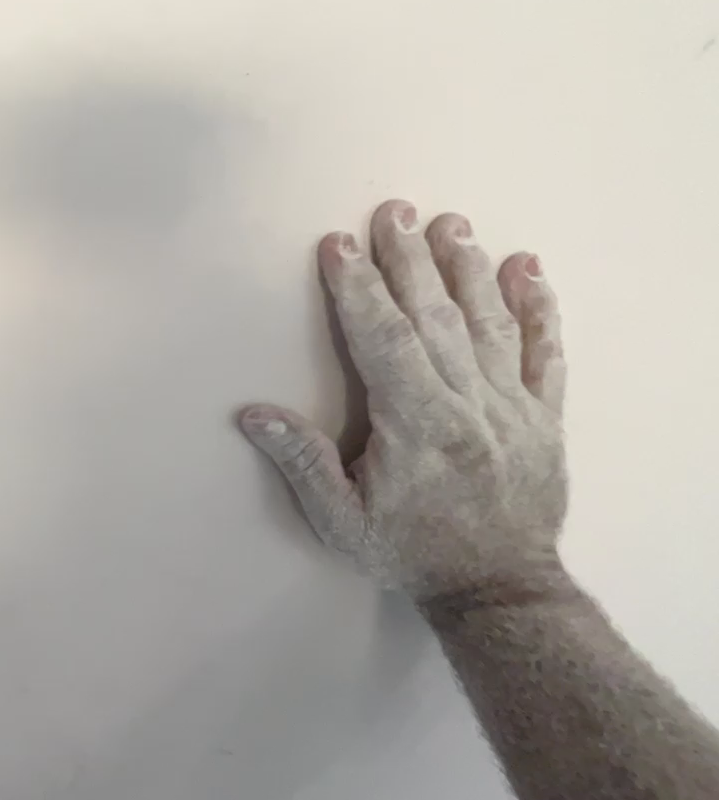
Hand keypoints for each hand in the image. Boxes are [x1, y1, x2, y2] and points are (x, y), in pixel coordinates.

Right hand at [240, 200, 567, 599]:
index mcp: (420, 426)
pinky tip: (527, 270)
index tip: (340, 247)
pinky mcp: (542, 417)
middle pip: (437, 318)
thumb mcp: (337, 518)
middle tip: (393, 212)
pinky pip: (545, 352)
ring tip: (450, 223)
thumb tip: (254, 412)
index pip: (384, 341)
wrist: (501, 588)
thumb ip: (301, 461)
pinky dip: (538, 308)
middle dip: (409, 261)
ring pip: (490, 324)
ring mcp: (514, 408)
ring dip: (467, 269)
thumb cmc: (408, 551)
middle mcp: (472, 406)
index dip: (359, 291)